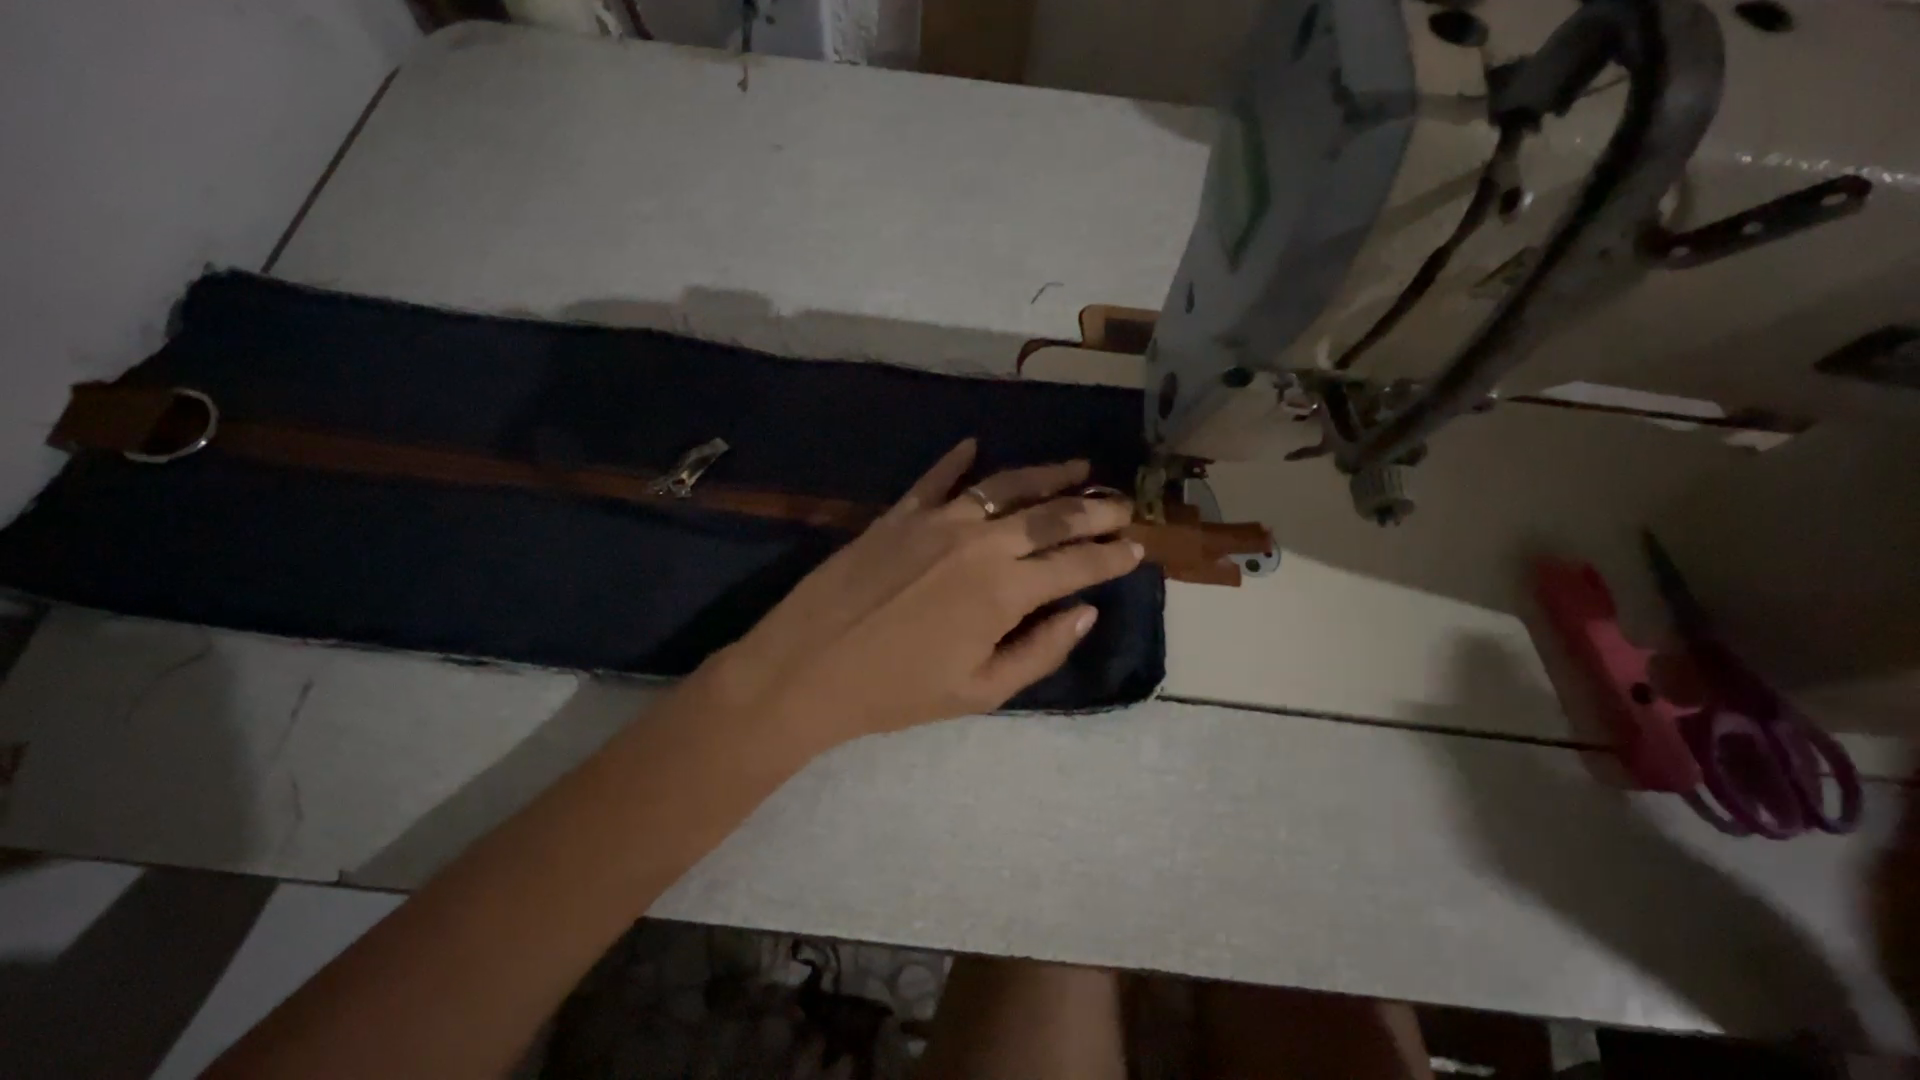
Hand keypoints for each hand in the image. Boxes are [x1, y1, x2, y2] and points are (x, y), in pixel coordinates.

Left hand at [695, 438, 1143, 745]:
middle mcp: (980, 542)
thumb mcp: (979, 692)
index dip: (1112, 556)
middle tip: (1122, 504)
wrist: (807, 669)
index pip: (1076, 563)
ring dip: (1047, 474)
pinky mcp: (899, 513)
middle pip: (1051, 515)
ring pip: (1005, 485)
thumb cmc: (897, 692)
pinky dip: (959, 460)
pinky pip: (937, 477)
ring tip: (1078, 468)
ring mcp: (937, 520)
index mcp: (1006, 590)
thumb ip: (1040, 651)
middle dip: (1094, 508)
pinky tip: (975, 445)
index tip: (1138, 548)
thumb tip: (1085, 614)